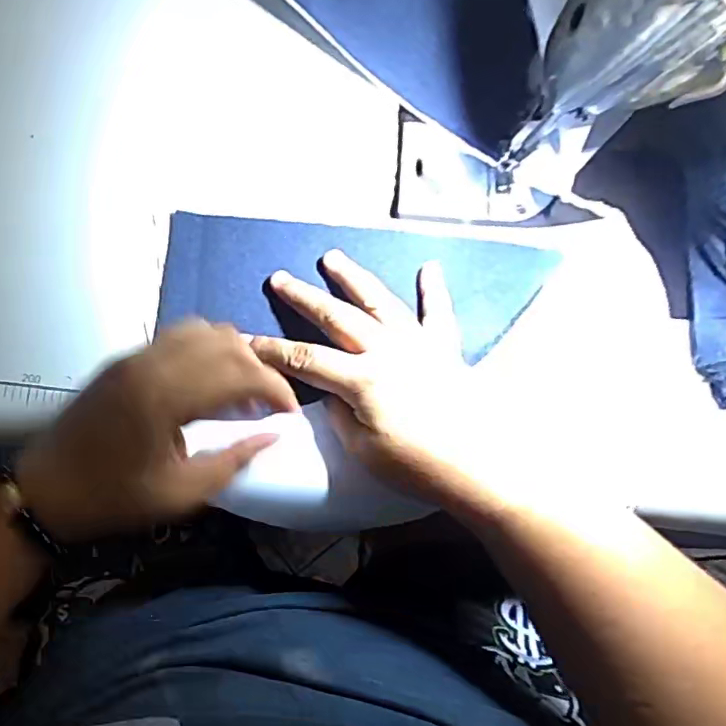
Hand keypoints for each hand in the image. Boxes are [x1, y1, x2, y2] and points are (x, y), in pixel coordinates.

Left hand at [15, 320, 298, 541]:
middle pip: (224, 341)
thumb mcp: (179, 494)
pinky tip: (205, 385)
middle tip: (267, 405)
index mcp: (165, 396)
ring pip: (200, 330)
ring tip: (239, 393)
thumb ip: (231, 462)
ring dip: (230, 355)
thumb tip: (271, 437)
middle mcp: (150, 363)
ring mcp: (133, 357)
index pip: (239, 370)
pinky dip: (203, 351)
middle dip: (257, 369)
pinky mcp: (122, 361)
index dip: (274, 388)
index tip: (288, 413)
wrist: (46, 491)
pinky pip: (175, 338)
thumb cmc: (112, 499)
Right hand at [248, 250, 530, 521]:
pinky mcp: (445, 350)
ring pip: (379, 302)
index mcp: (362, 380)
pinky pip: (438, 313)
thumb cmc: (415, 465)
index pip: (305, 360)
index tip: (247, 343)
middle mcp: (387, 352)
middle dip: (303, 297)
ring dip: (353, 279)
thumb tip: (333, 391)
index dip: (272, 352)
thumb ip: (341, 413)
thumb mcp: (362, 448)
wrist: (478, 467)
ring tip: (332, 258)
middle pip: (337, 317)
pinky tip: (429, 268)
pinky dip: (433, 290)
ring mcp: (418, 345)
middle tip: (280, 279)